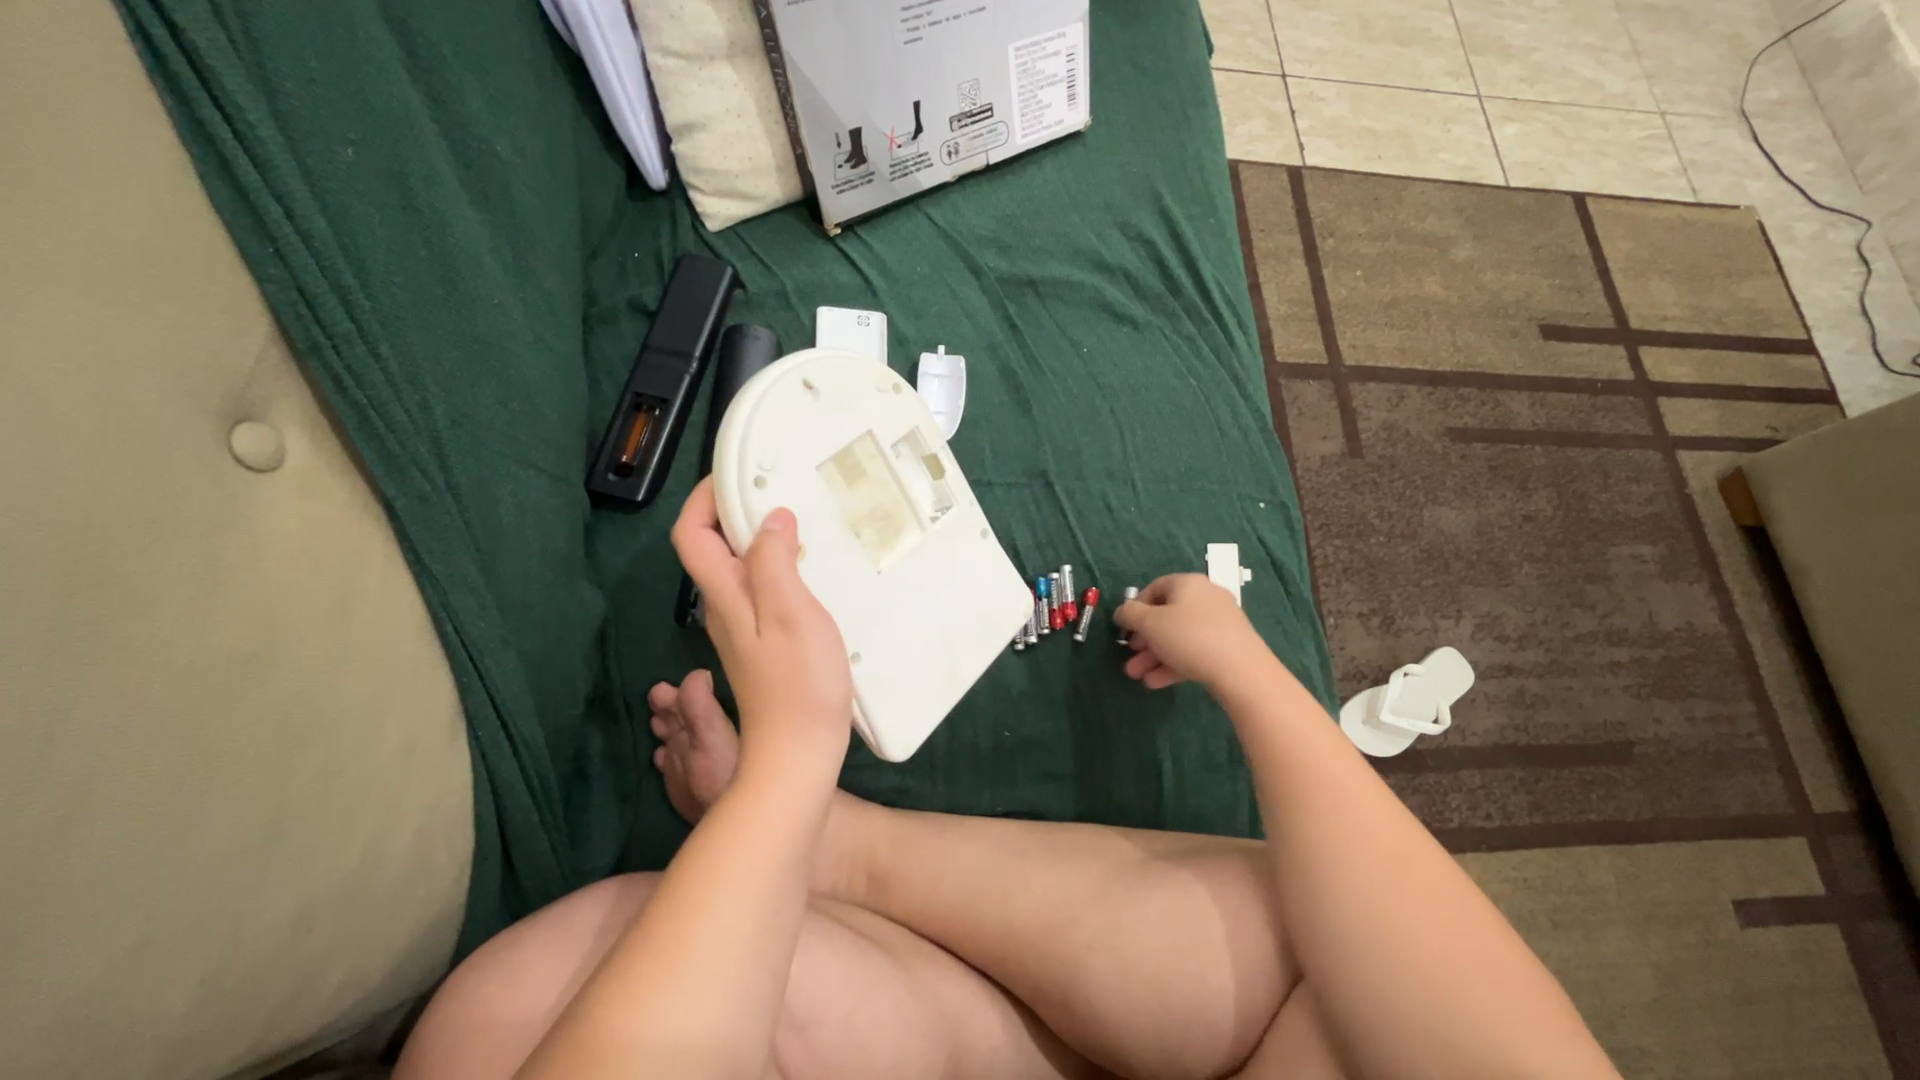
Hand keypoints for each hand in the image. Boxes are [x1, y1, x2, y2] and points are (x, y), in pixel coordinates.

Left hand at [671, 478, 853, 771]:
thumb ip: (774, 562)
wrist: (799, 750)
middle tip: (781, 490)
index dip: (704, 498)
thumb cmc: (797, 682)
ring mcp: (743, 629)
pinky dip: (780, 568)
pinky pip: (763, 591)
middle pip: (714, 548)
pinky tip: (812, 570)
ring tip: (802, 522)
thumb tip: (769, 518)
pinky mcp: (764, 644)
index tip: (739, 474)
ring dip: (762, 539)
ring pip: (740, 569)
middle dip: (737, 511)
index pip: (692, 534)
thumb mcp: (789, 612)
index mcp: (724, 595)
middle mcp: (725, 607)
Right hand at [1113, 574, 1272, 690]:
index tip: (1124, 629)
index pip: (1154, 588)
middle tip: (1130, 657)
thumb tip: (1122, 611)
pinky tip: (1156, 682)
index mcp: (1187, 584)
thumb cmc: (1188, 637)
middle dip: (1143, 640)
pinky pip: (1193, 650)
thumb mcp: (1150, 623)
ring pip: (1178, 637)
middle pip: (1165, 616)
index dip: (1134, 608)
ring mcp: (1219, 623)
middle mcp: (1205, 597)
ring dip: (1154, 656)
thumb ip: (1130, 614)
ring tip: (1137, 676)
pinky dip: (1174, 663)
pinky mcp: (1227, 646)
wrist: (1241, 670)